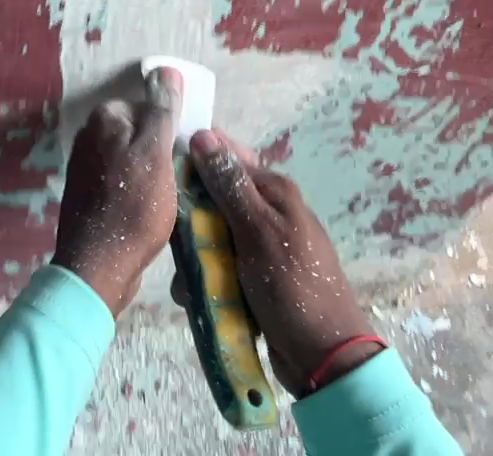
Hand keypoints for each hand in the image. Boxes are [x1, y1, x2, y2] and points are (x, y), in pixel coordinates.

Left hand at [51, 67, 183, 316]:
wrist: (99, 267)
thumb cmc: (133, 206)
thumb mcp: (156, 153)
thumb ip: (162, 111)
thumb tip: (167, 69)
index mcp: (104, 119)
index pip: (147, 107)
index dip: (170, 128)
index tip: (187, 152)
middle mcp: (89, 137)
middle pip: (139, 132)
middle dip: (162, 150)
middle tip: (183, 176)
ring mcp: (87, 168)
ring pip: (133, 159)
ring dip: (154, 174)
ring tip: (172, 196)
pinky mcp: (90, 196)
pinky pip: (123, 183)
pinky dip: (140, 192)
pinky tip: (153, 211)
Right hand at [184, 129, 378, 396]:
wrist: (324, 358)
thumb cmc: (293, 286)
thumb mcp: (257, 231)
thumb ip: (229, 184)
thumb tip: (203, 135)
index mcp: (273, 191)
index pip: (225, 158)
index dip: (194, 166)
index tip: (168, 184)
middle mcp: (267, 211)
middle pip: (212, 199)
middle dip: (190, 224)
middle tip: (180, 246)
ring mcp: (260, 245)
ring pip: (210, 236)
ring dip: (195, 258)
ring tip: (188, 283)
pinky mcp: (253, 275)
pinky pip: (218, 266)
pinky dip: (206, 279)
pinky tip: (195, 296)